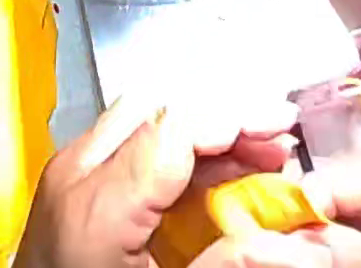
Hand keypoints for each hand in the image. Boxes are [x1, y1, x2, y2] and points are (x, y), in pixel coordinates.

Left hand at [15, 93, 314, 267]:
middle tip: (276, 136)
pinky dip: (177, 145)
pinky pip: (129, 138)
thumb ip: (221, 266)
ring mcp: (68, 168)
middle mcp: (75, 170)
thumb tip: (292, 240)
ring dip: (203, 127)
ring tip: (259, 149)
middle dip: (221, 116)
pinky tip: (215, 165)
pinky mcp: (71, 175)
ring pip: (142, 114)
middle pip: (155, 108)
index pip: (168, 130)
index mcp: (93, 208)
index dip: (229, 120)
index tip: (278, 126)